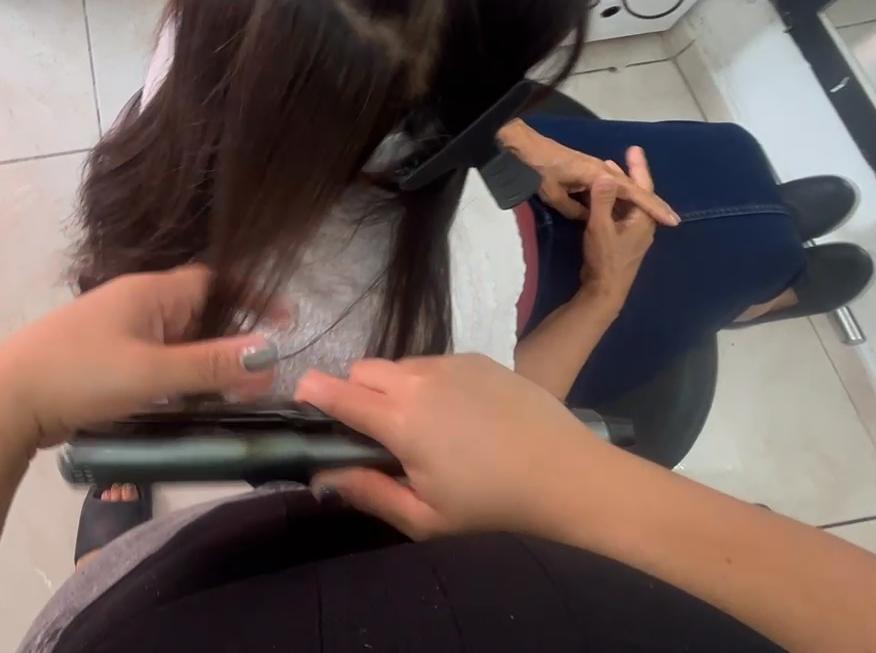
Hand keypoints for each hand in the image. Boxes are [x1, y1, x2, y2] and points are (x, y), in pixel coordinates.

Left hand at [0, 264, 274, 448]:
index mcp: (150, 291)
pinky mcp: (107, 358)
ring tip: (235, 395)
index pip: (214, 281)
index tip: (286, 321)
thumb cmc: (81, 374)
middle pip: (198, 311)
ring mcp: (119, 330)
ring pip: (177, 339)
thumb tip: (268, 352)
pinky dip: (178, 376)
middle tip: (261, 377)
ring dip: (205, 362)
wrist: (7, 399)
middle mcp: (137, 302)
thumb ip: (210, 364)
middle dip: (232, 340)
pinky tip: (189, 402)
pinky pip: (156, 359)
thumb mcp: (151, 372)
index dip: (251, 297)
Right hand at [296, 355, 611, 539]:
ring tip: (429, 426)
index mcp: (399, 420)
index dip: (311, 391)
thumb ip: (369, 493)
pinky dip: (432, 383)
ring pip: (399, 366)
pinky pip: (434, 363)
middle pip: (362, 370)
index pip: (335, 391)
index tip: (303, 399)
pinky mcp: (476, 357)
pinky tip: (464, 415)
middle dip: (357, 392)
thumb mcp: (427, 518)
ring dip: (396, 388)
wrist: (571, 476)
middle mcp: (416, 380)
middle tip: (380, 430)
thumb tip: (322, 477)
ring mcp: (448, 363)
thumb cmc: (494, 506)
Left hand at [506, 123, 677, 225]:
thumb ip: (575, 209)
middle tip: (671, 220)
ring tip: (655, 215)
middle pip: (633, 189)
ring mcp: (595, 167)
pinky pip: (611, 183)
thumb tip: (591, 218)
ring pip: (623, 186)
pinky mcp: (587, 168)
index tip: (672, 221)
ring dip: (637, 199)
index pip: (633, 193)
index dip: (653, 207)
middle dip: (651, 204)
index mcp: (598, 175)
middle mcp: (602, 169)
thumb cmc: (539, 170)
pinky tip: (623, 203)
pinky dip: (620, 193)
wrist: (527, 148)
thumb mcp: (554, 195)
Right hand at [580, 147, 657, 302]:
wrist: (606, 289)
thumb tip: (605, 176)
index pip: (643, 187)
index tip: (634, 149)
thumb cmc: (605, 258)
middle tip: (620, 156)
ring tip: (608, 171)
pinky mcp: (623, 238)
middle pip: (639, 194)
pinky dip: (613, 199)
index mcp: (642, 219)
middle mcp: (643, 224)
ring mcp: (634, 232)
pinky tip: (602, 196)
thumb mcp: (600, 227)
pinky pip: (621, 211)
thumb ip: (601, 202)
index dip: (638, 167)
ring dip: (620, 187)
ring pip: (629, 203)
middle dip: (630, 175)